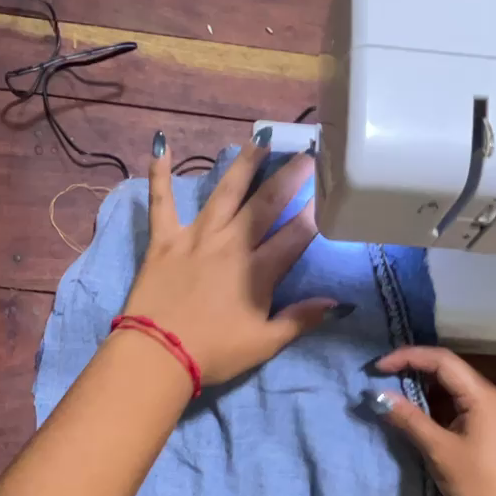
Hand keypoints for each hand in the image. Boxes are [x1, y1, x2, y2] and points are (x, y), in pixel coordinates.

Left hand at [120, 132, 340, 384]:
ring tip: (260, 140)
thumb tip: (337, 303)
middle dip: (289, 177)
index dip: (315, 215)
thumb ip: (300, 320)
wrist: (158, 355)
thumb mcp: (265, 343)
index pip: (295, 236)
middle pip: (265, 204)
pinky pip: (162, 201)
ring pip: (225, 192)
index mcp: (258, 270)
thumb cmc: (214, 353)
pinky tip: (161, 144)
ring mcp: (196, 237)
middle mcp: (231, 244)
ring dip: (244, 164)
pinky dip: (160, 173)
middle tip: (307, 154)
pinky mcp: (164, 239)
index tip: (331, 193)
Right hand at [371, 346, 495, 495]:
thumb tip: (378, 396)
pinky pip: (461, 403)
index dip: (407, 357)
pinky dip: (437, 403)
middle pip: (449, 369)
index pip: (442, 360)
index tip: (377, 368)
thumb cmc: (479, 484)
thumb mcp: (439, 450)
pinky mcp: (493, 427)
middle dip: (414, 369)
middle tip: (381, 377)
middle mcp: (493, 396)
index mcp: (484, 396)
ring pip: (455, 387)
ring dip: (424, 387)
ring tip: (393, 393)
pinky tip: (418, 412)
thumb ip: (409, 419)